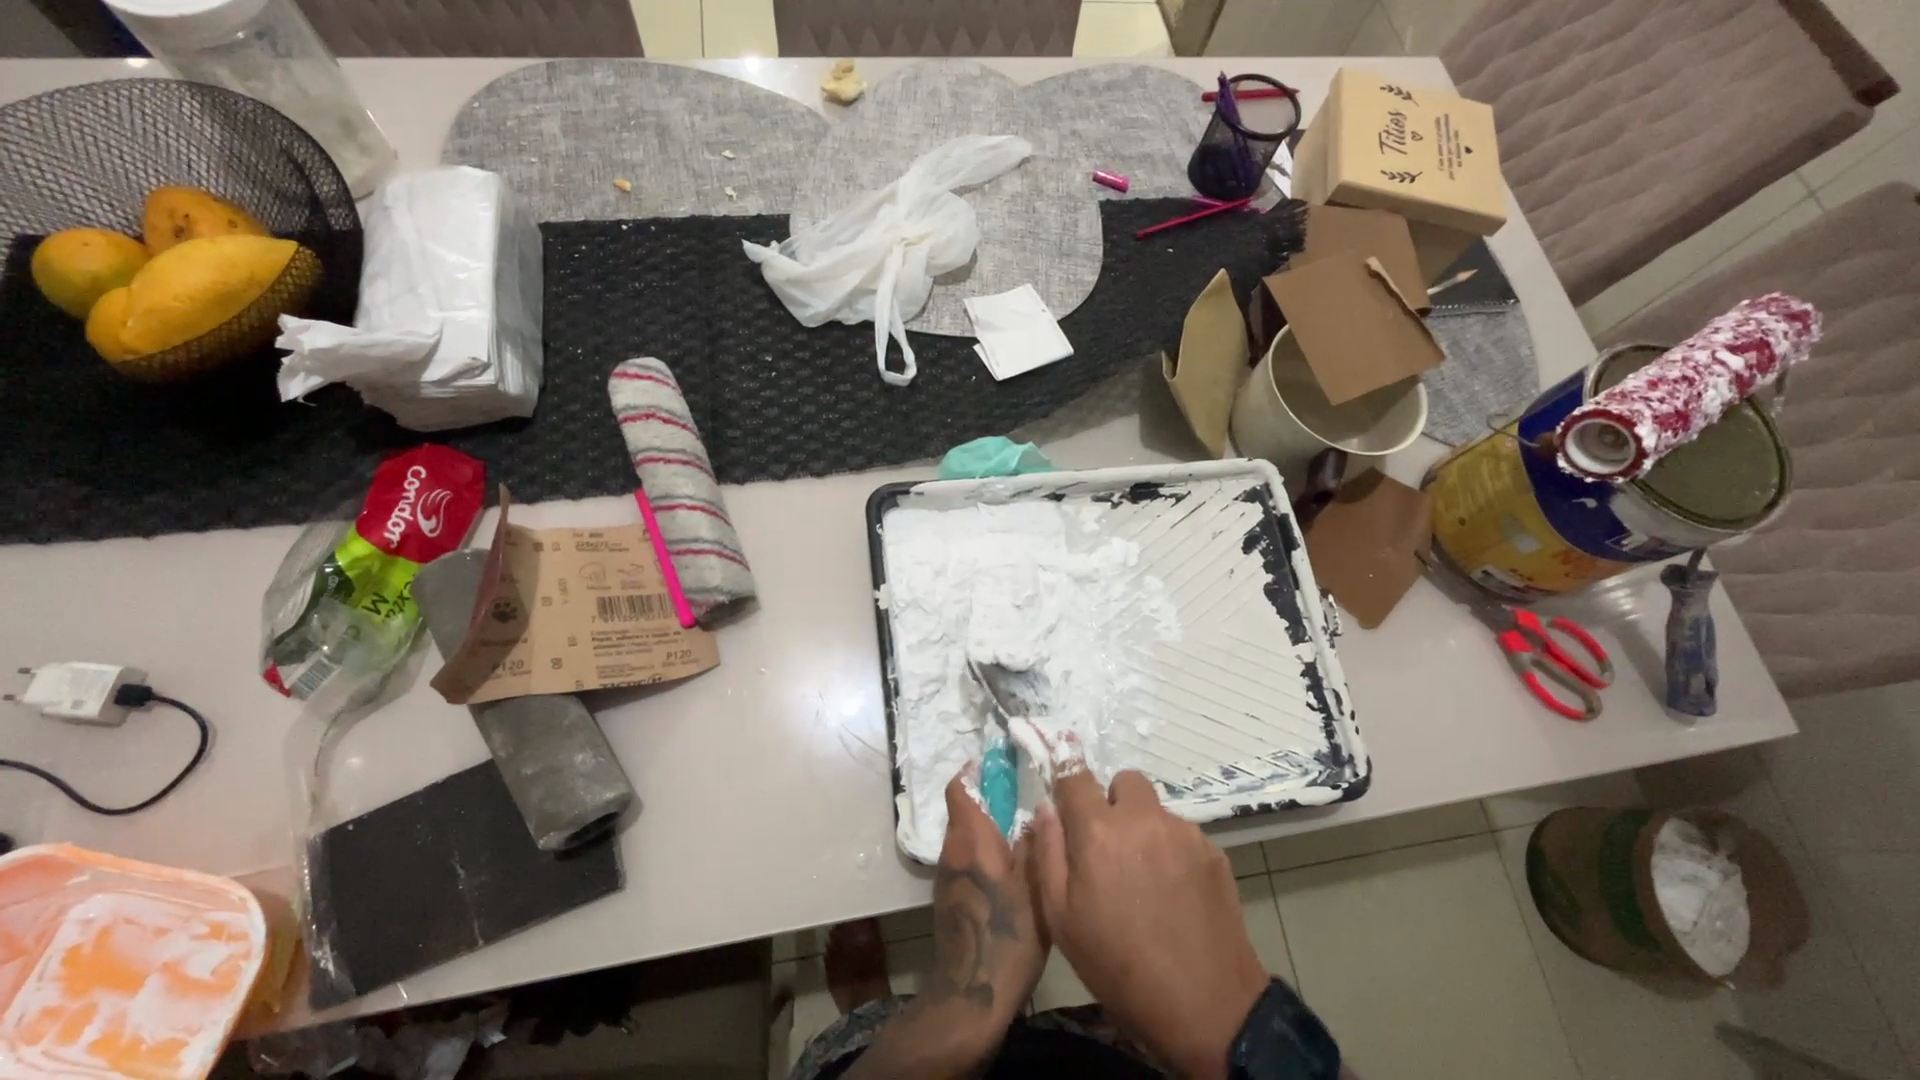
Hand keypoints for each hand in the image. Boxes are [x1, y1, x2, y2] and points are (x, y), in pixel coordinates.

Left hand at [846, 774, 1045, 1078]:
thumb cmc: (1008, 934)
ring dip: (991, 831)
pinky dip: (987, 856)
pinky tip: (1016, 872)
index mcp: (971, 839)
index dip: (976, 773)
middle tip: (1030, 801)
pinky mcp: (950, 899)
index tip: (1001, 765)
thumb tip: (1038, 810)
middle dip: (993, 802)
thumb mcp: (1036, 885)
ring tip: (1030, 835)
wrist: (973, 993)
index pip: (959, 789)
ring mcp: (947, 877)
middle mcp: (952, 851)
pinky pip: (968, 862)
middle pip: (965, 813)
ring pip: (967, 839)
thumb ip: (1035, 843)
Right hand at [1033, 769, 1268, 1079]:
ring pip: (1156, 810)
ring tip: (1144, 880)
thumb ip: (1046, 853)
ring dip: (1144, 828)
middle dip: (1113, 803)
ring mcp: (1184, 833)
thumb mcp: (1060, 918)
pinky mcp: (1214, 852)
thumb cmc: (1117, 965)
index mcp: (1098, 831)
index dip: (1067, 788)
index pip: (1075, 776)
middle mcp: (1143, 819)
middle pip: (1124, 782)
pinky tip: (1173, 894)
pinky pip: (1183, 835)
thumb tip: (1045, 811)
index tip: (1067, 810)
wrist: (1203, 1005)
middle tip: (1108, 846)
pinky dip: (1172, 851)